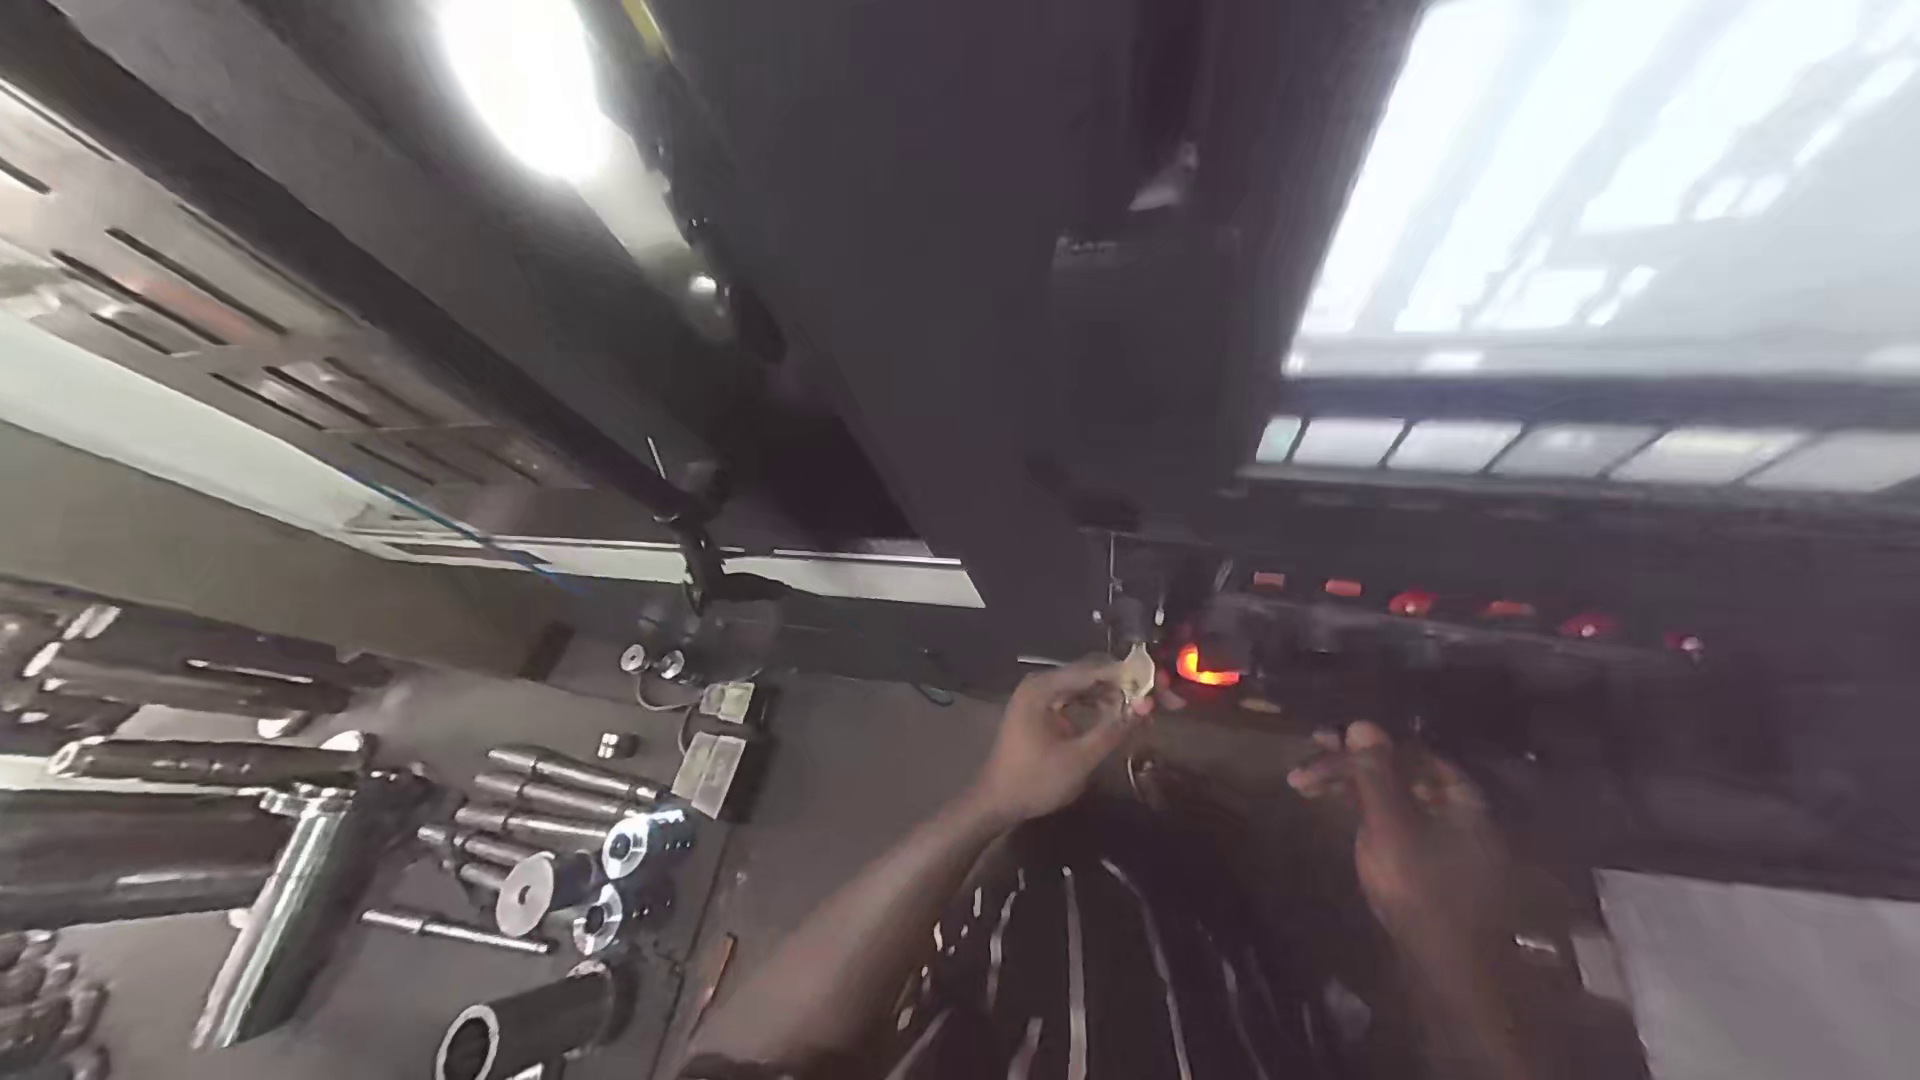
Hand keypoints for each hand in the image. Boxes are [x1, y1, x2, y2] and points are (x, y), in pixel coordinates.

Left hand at [966, 656, 1146, 828]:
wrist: (997, 800)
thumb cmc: (1034, 780)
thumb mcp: (1079, 759)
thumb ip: (1111, 731)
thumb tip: (1143, 709)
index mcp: (1043, 687)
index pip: (1092, 670)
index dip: (1126, 676)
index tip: (1157, 683)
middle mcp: (1040, 683)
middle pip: (1088, 674)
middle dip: (1121, 684)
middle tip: (1155, 696)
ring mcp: (1039, 695)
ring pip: (1084, 685)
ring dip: (1111, 694)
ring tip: (1142, 708)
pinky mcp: (1042, 708)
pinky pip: (1074, 698)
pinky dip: (1096, 704)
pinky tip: (1118, 715)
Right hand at [1289, 722, 1508, 966]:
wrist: (1444, 964)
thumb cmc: (1421, 888)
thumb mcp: (1390, 825)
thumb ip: (1375, 774)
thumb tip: (1360, 723)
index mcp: (1459, 799)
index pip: (1409, 753)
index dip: (1367, 745)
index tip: (1325, 742)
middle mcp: (1453, 811)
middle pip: (1398, 770)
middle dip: (1351, 761)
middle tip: (1309, 752)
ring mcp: (1438, 834)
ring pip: (1387, 792)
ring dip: (1347, 781)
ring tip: (1304, 779)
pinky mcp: (1419, 855)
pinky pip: (1386, 814)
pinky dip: (1356, 803)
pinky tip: (1328, 800)